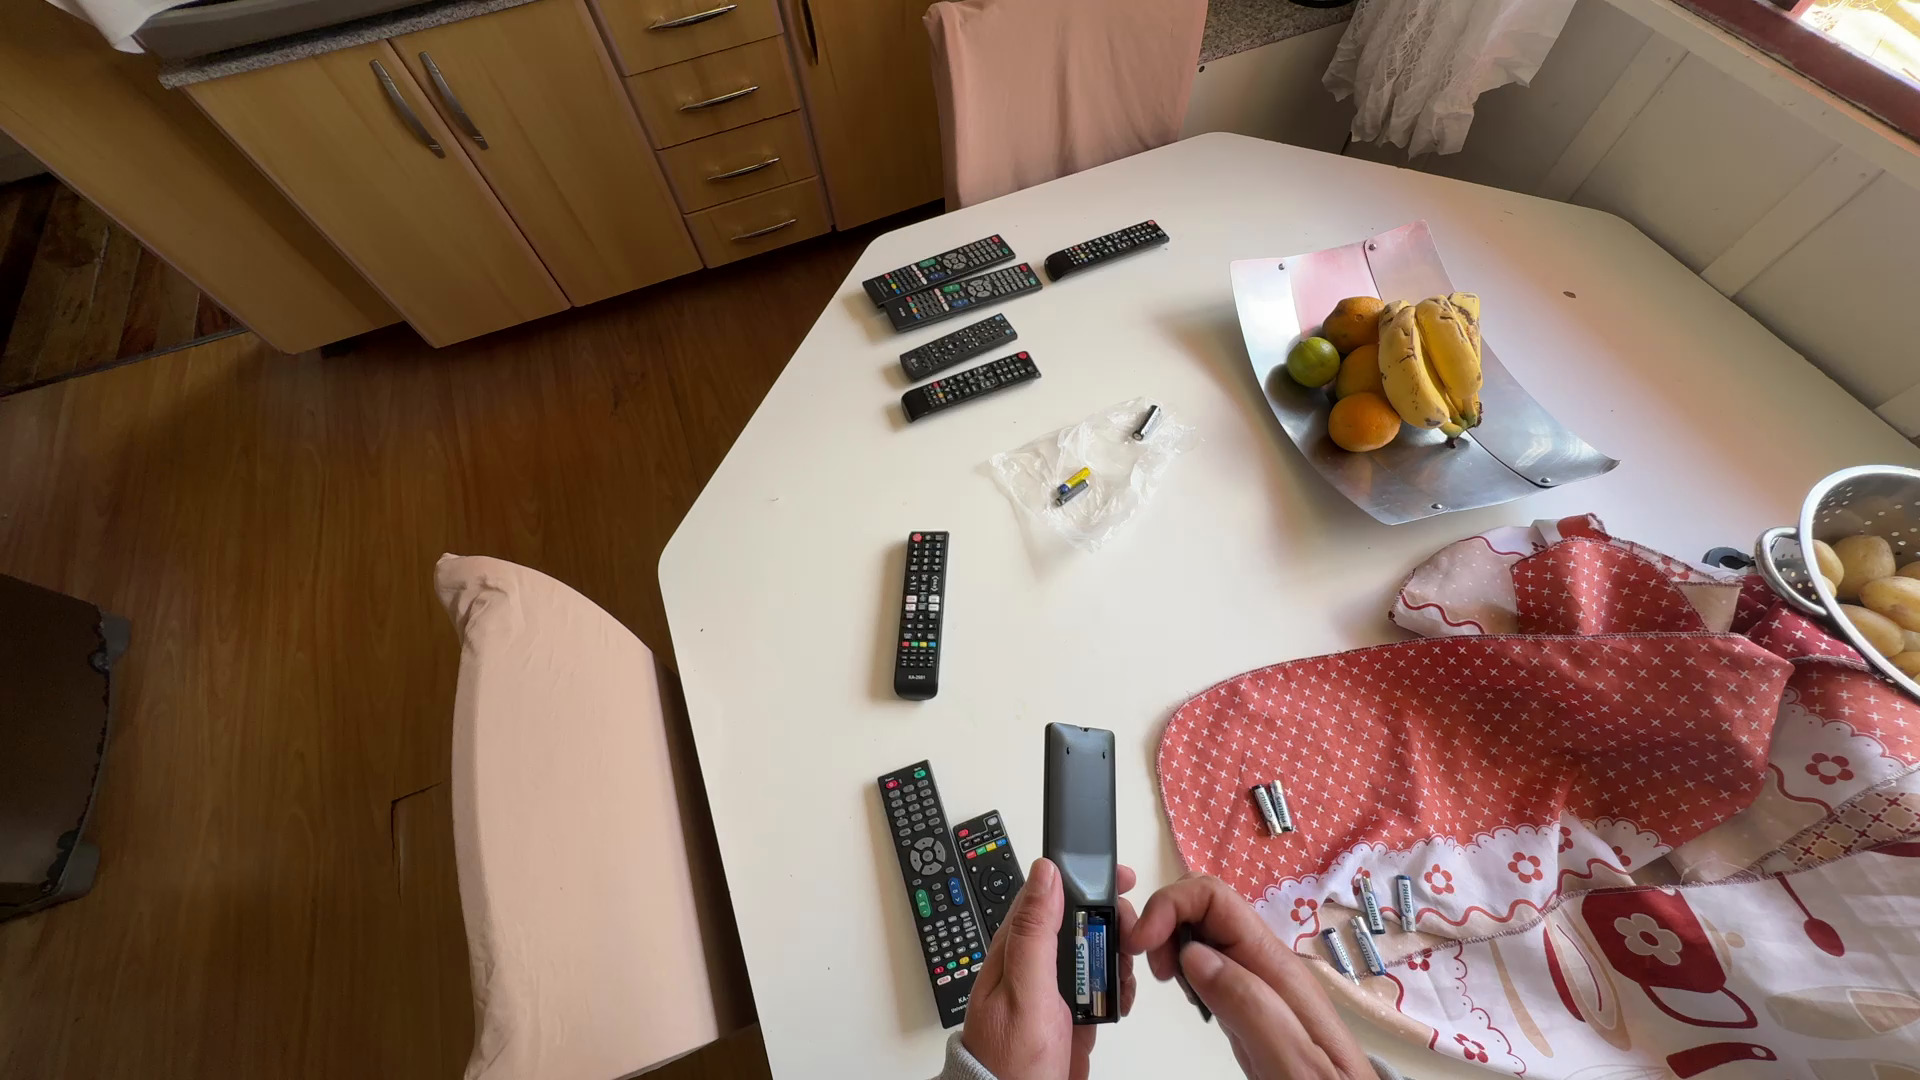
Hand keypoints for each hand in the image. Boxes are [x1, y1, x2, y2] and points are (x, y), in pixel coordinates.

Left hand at [961, 858, 1136, 1079]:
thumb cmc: (1008, 1058)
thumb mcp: (1025, 989)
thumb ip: (1034, 930)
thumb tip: (1044, 872)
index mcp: (1018, 943)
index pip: (1051, 891)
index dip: (1085, 878)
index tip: (1120, 878)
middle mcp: (1034, 959)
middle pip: (1078, 917)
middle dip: (1110, 919)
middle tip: (1131, 934)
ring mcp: (1053, 984)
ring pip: (1092, 947)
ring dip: (1117, 952)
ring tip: (1127, 969)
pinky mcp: (1069, 1008)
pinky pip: (1099, 982)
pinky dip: (1118, 983)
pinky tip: (1122, 994)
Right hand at [1127, 874, 1371, 1079]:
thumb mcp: (1296, 1065)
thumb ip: (1250, 1006)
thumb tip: (1192, 953)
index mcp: (1275, 965)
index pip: (1214, 896)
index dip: (1170, 904)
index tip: (1141, 944)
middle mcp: (1264, 961)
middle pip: (1204, 904)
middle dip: (1165, 919)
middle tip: (1151, 969)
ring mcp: (1256, 980)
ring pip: (1202, 929)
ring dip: (1169, 940)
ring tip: (1161, 981)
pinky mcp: (1249, 1001)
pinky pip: (1207, 960)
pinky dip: (1181, 964)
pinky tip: (1181, 993)